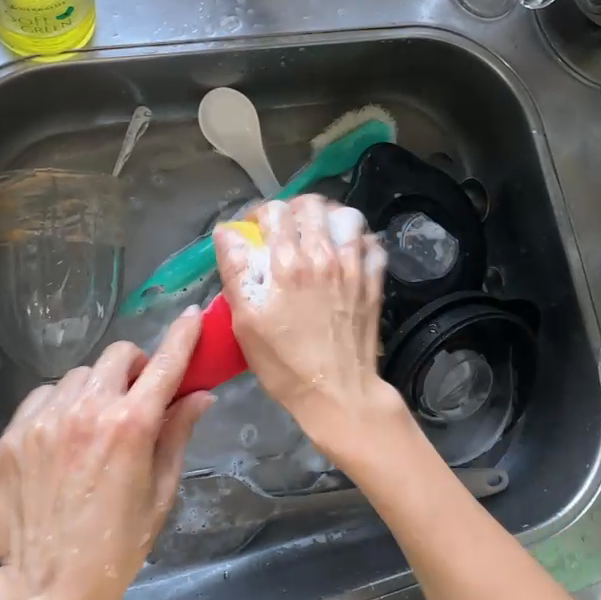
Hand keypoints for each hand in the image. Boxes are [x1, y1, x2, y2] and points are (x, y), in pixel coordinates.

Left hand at [0, 309, 213, 599]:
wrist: (47, 587)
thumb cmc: (117, 546)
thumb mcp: (161, 493)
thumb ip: (178, 435)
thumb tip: (199, 396)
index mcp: (131, 426)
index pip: (163, 364)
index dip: (182, 336)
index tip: (192, 317)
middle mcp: (87, 411)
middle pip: (117, 356)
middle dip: (135, 368)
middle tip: (137, 397)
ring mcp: (44, 421)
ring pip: (80, 374)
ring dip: (96, 387)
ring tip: (96, 424)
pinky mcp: (14, 435)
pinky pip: (44, 395)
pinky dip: (61, 404)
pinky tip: (64, 436)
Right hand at [214, 194, 403, 460]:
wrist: (339, 394)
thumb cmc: (285, 364)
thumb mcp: (246, 322)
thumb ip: (236, 271)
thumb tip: (227, 233)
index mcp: (288, 264)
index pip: (275, 212)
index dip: (260, 214)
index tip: (255, 230)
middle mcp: (324, 256)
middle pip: (311, 206)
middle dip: (294, 210)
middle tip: (286, 229)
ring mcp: (354, 267)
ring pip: (347, 216)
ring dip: (329, 218)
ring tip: (319, 234)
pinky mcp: (374, 281)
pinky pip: (372, 243)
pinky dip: (359, 241)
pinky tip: (347, 253)